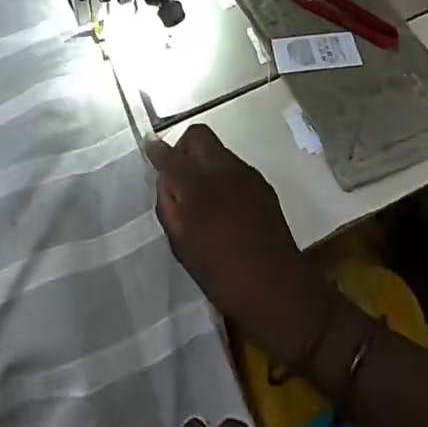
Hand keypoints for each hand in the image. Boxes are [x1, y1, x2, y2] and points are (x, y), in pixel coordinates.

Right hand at [146, 125, 336, 363]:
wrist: (278, 291)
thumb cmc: (220, 272)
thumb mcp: (180, 243)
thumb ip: (168, 204)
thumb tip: (165, 179)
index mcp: (198, 184)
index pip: (169, 154)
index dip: (155, 149)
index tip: (149, 147)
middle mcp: (223, 169)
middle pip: (198, 135)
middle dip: (183, 148)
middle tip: (178, 177)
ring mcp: (247, 175)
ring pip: (218, 150)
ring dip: (204, 162)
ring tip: (202, 196)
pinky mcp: (264, 186)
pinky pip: (234, 167)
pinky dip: (222, 175)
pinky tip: (224, 206)